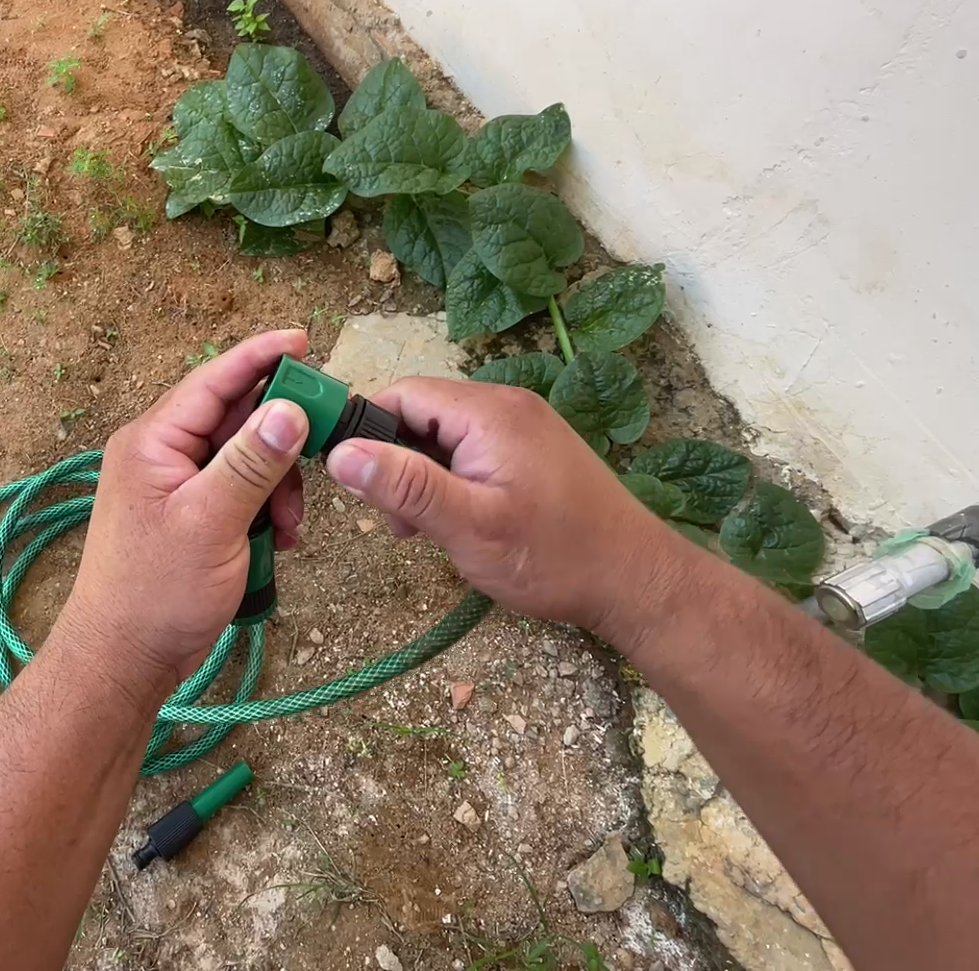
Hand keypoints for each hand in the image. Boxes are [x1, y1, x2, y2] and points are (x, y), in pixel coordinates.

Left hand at [59, 330, 310, 680]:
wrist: (125, 658)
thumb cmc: (156, 593)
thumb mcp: (211, 523)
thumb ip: (251, 462)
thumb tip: (289, 407)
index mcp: (153, 440)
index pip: (212, 381)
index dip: (258, 357)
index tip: (302, 340)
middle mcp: (162, 452)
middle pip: (234, 418)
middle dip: (279, 440)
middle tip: (319, 455)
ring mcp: (176, 484)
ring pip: (244, 458)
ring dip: (276, 484)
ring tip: (286, 526)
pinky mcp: (191, 513)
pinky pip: (238, 491)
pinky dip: (263, 508)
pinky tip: (276, 539)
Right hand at [323, 376, 695, 638]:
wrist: (638, 583)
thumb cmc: (553, 557)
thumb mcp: (468, 525)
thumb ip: (404, 485)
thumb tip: (340, 453)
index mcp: (489, 412)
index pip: (404, 394)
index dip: (368, 429)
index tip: (352, 477)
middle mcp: (506, 406)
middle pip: (422, 412)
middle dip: (395, 460)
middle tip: (394, 517)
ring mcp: (522, 427)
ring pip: (443, 434)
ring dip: (420, 475)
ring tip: (421, 527)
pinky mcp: (531, 450)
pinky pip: (470, 449)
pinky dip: (448, 479)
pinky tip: (452, 520)